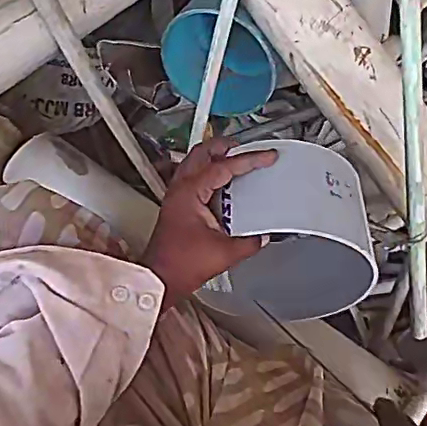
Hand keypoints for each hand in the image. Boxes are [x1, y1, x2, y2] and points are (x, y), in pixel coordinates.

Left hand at [142, 138, 276, 299]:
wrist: (160, 278)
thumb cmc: (180, 265)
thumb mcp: (225, 253)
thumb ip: (249, 241)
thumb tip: (262, 235)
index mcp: (190, 193)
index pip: (223, 166)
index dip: (249, 159)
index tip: (267, 157)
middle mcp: (180, 189)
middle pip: (202, 152)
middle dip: (227, 147)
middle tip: (249, 149)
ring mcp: (176, 196)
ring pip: (195, 162)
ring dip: (216, 158)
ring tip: (239, 162)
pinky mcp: (177, 205)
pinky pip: (194, 178)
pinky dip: (210, 174)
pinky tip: (226, 185)